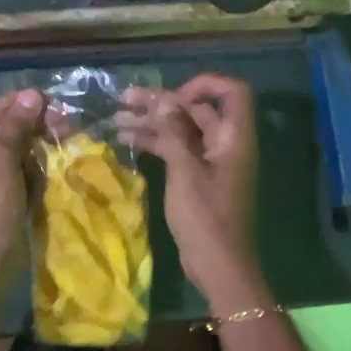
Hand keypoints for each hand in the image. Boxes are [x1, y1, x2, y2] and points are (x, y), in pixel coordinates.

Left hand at [0, 89, 43, 264]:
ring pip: (12, 147)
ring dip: (35, 145)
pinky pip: (15, 167)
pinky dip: (32, 165)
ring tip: (59, 144)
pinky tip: (47, 166)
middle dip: (31, 125)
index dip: (19, 103)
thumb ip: (17, 125)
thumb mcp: (3, 159)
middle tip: (62, 124)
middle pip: (2, 126)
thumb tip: (31, 94)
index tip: (50, 102)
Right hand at [123, 74, 267, 311]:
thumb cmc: (205, 217)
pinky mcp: (197, 178)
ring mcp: (211, 161)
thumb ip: (173, 132)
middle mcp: (225, 144)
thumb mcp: (185, 171)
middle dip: (161, 103)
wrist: (217, 265)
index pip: (231, 93)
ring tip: (116, 120)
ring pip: (182, 130)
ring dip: (152, 122)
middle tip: (124, 100)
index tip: (172, 96)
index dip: (203, 85)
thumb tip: (163, 99)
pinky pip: (176, 150)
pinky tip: (127, 141)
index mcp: (234, 138)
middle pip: (196, 110)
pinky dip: (155, 143)